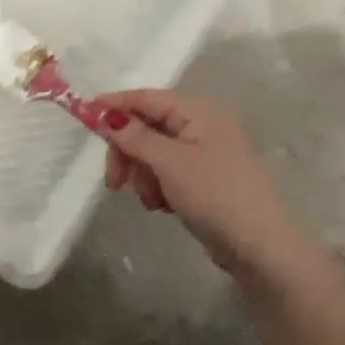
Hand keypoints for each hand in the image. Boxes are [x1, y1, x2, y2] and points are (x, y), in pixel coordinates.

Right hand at [96, 89, 294, 271]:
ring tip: (152, 201)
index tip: (84, 117)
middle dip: (128, 152)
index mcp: (198, 111)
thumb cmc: (215, 194)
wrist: (260, 247)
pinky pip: (168, 173)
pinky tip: (162, 207)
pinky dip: (158, 186)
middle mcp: (203, 125)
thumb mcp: (169, 162)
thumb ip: (134, 136)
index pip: (146, 97)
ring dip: (143, 175)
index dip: (114, 105)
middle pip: (147, 127)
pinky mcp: (205, 180)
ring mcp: (205, 154)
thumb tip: (104, 113)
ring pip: (154, 153)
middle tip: (114, 182)